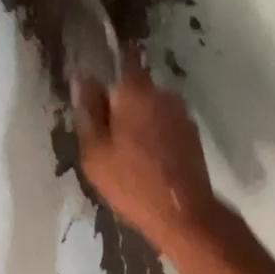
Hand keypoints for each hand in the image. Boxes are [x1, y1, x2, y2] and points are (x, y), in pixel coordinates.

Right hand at [70, 59, 226, 248]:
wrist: (183, 214)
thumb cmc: (131, 181)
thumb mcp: (95, 151)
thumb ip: (88, 111)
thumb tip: (82, 79)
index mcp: (136, 92)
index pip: (123, 60)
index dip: (108, 63)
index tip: (95, 78)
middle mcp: (163, 95)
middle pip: (135, 88)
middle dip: (120, 103)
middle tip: (103, 132)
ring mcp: (182, 115)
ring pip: (151, 108)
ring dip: (138, 120)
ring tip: (123, 151)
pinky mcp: (192, 136)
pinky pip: (165, 125)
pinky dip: (154, 134)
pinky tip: (145, 159)